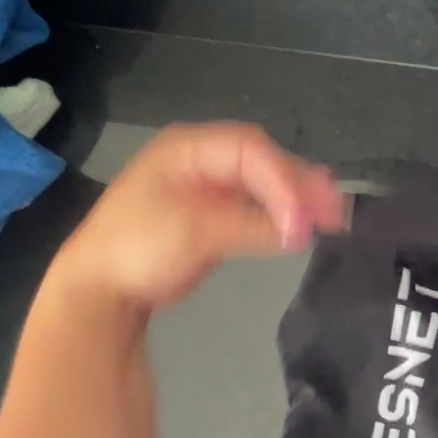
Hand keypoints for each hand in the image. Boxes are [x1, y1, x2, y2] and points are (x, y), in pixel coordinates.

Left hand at [49, 122, 345, 312]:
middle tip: (337, 211)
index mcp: (189, 148)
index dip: (283, 181)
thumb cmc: (138, 249)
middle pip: (265, 162)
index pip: (252, 151)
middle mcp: (204, 159)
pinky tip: (307, 225)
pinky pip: (260, 205)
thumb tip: (303, 232)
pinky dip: (285, 214)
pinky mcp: (218, 212)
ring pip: (267, 183)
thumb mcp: (196, 233)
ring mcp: (211, 185)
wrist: (100, 288)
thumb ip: (253, 226)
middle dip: (301, 186)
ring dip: (299, 199)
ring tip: (334, 218)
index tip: (302, 219)